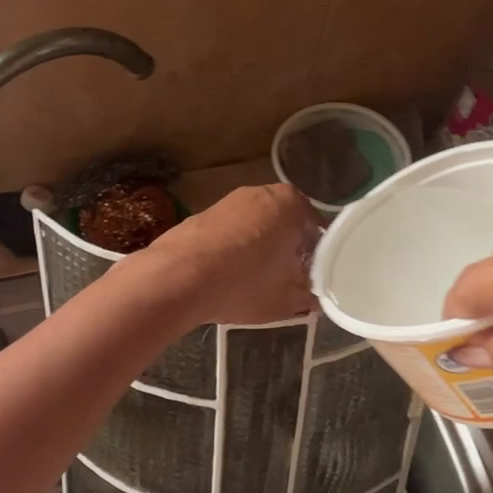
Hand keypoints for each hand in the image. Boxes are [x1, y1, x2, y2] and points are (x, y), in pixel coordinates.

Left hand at [127, 183, 319, 325]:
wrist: (176, 278)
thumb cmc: (243, 283)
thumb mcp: (287, 299)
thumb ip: (307, 295)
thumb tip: (312, 297)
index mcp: (291, 202)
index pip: (317, 231)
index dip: (316, 260)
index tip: (312, 282)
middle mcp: (260, 193)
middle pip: (283, 227)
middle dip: (286, 254)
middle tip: (286, 285)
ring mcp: (226, 203)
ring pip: (254, 231)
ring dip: (257, 253)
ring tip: (254, 286)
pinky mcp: (200, 217)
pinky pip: (227, 237)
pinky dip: (231, 254)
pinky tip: (225, 280)